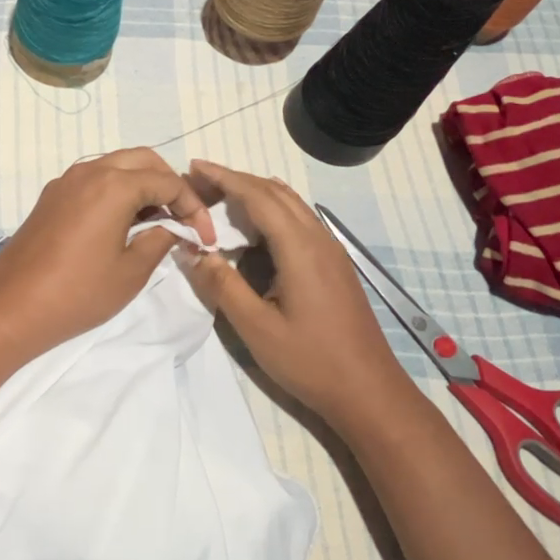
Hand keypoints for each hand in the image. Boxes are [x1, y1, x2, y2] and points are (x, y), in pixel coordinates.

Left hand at [0, 148, 211, 352]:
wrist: (10, 308)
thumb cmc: (77, 293)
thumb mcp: (130, 272)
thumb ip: (159, 240)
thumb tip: (171, 227)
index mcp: (113, 185)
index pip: (168, 182)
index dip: (193, 208)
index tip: (204, 238)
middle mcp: (88, 172)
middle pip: (142, 161)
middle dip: (169, 184)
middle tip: (184, 219)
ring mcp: (64, 183)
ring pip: (115, 166)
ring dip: (141, 185)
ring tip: (158, 221)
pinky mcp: (50, 198)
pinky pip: (93, 181)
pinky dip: (116, 192)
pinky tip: (124, 224)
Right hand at [180, 160, 411, 427]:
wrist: (369, 392)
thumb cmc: (310, 361)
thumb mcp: (255, 327)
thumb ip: (221, 284)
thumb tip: (191, 250)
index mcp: (300, 248)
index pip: (258, 196)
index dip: (224, 178)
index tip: (193, 167)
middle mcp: (319, 239)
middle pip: (275, 193)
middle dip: (236, 180)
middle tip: (198, 181)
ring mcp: (331, 251)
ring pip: (290, 204)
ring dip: (255, 193)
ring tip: (219, 197)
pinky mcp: (334, 265)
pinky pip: (299, 220)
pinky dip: (271, 210)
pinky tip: (254, 227)